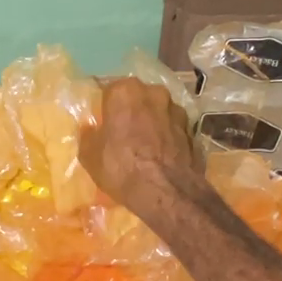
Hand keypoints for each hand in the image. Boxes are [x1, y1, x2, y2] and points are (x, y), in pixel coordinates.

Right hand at [81, 78, 196, 217]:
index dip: (104, 106)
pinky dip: (167, 137)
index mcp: (125, 91)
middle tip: (122, 131)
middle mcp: (153, 92)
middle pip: (137, 98)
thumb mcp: (89, 154)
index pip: (109, 90)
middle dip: (130, 111)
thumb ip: (90, 134)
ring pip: (158, 112)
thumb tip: (91, 129)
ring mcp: (177, 110)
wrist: (165, 191)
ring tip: (144, 145)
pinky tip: (161, 155)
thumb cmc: (120, 166)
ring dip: (151, 122)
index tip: (101, 120)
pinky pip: (173, 129)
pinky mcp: (192, 129)